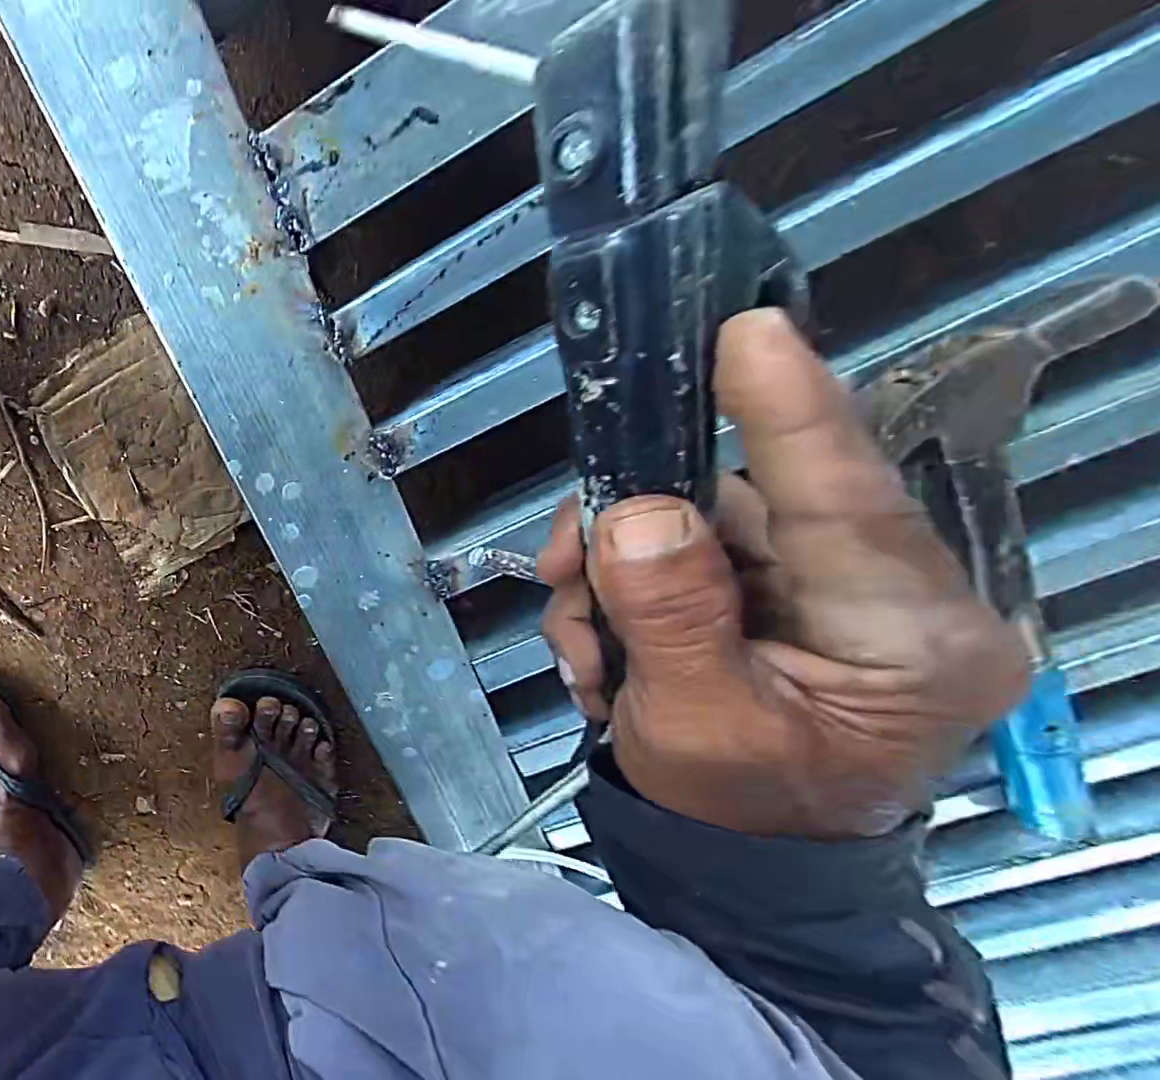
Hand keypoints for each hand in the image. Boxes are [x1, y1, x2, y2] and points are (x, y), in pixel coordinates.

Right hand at [540, 310, 1029, 838]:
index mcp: (906, 636)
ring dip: (603, 577)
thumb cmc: (735, 805)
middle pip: (728, 505)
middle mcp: (870, 589)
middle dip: (624, 535)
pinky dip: (608, 593)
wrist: (731, 850)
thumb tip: (634, 513)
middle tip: (561, 577)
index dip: (792, 413)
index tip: (749, 333)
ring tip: (586, 653)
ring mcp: (807, 584)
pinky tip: (600, 652)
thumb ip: (672, 620)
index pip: (849, 501)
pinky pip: (661, 552)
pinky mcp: (755, 586)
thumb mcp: (696, 727)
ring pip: (676, 524)